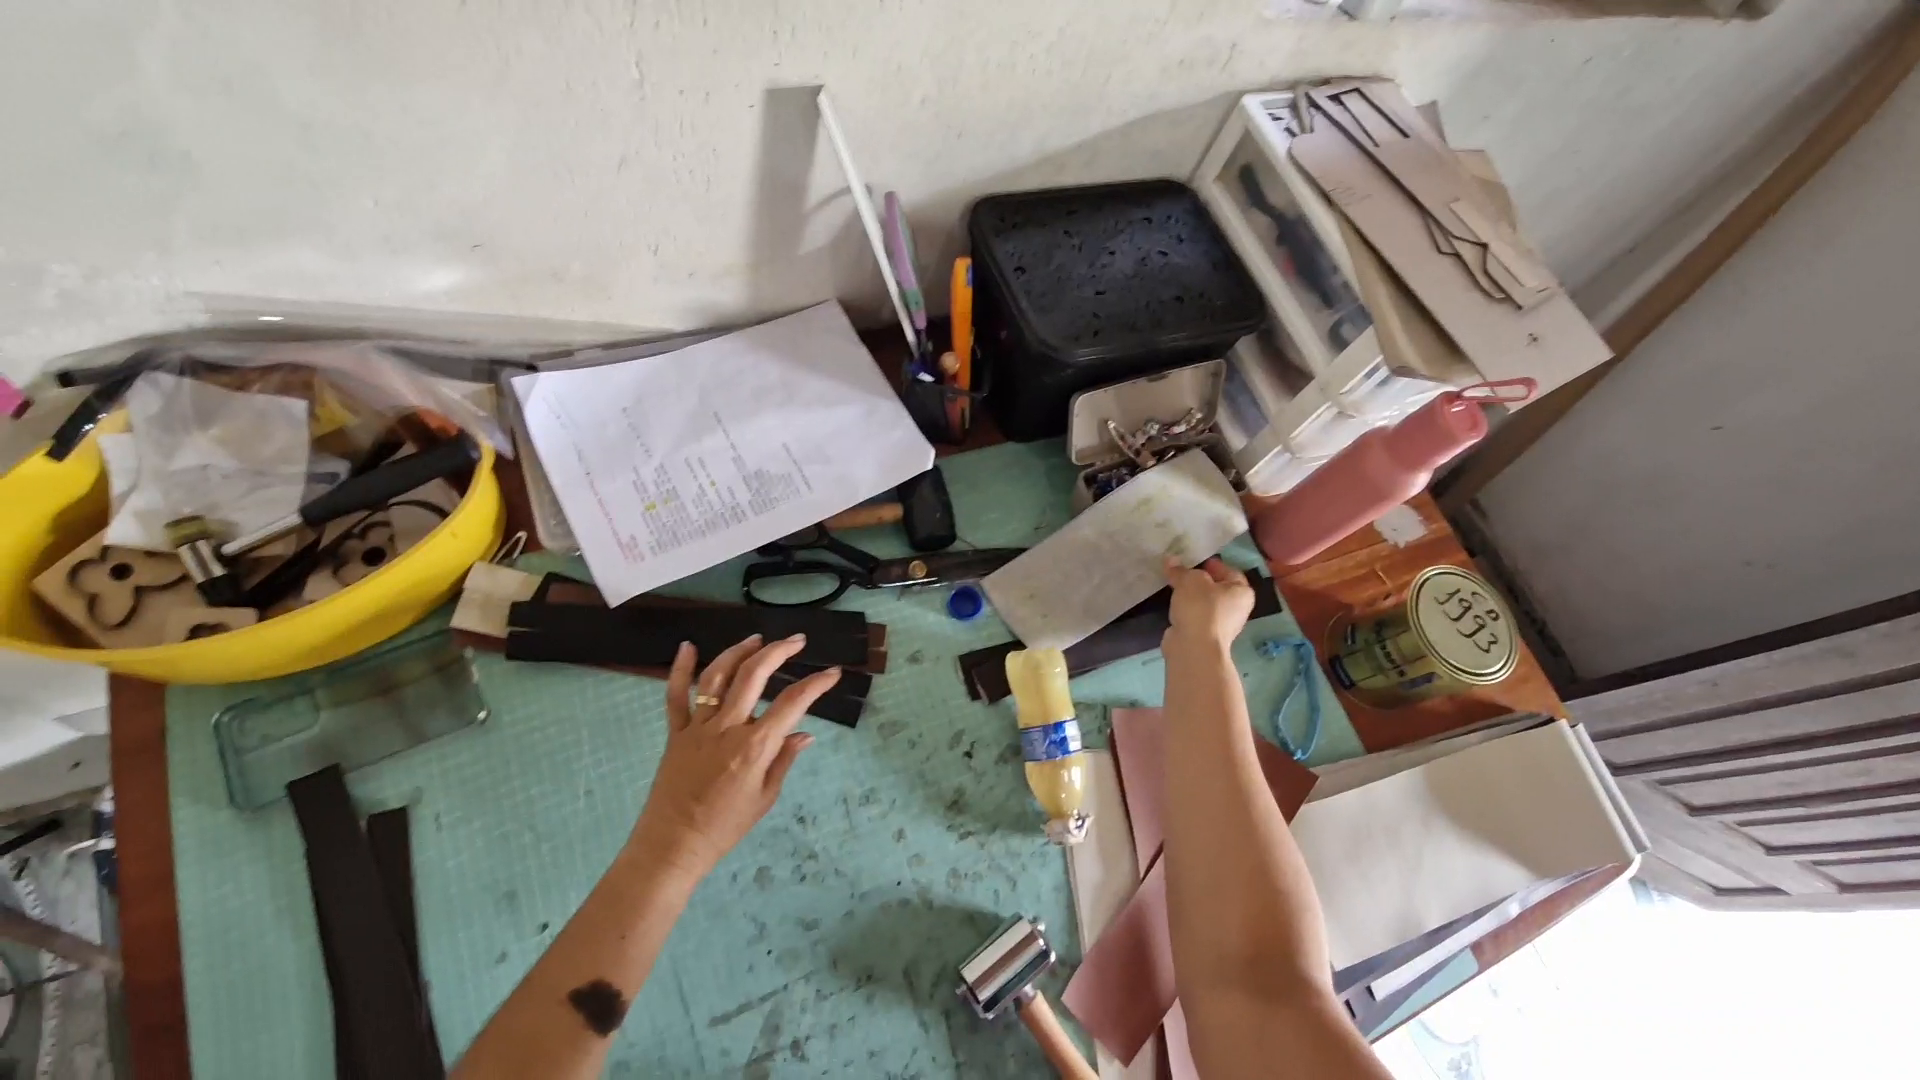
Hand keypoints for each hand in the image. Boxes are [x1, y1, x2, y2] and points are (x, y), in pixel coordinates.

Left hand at [627, 634, 841, 876]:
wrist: (673, 845)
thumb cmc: (725, 827)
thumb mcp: (766, 798)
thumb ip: (784, 759)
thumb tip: (804, 734)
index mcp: (754, 747)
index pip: (792, 703)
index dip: (816, 684)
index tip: (832, 673)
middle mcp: (727, 728)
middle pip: (754, 675)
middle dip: (779, 651)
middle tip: (796, 641)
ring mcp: (698, 727)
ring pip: (717, 676)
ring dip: (739, 651)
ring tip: (757, 638)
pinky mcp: (675, 733)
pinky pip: (675, 696)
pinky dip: (680, 669)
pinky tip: (688, 646)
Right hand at [1163, 557, 1254, 652]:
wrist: (1194, 647)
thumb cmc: (1201, 607)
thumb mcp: (1190, 580)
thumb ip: (1181, 569)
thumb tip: (1170, 559)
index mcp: (1242, 592)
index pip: (1229, 570)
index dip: (1210, 564)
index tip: (1191, 560)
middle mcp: (1237, 608)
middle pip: (1216, 587)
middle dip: (1198, 580)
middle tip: (1179, 571)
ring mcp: (1221, 624)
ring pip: (1205, 603)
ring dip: (1191, 596)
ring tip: (1173, 586)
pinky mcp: (1205, 635)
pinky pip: (1195, 616)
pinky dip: (1186, 610)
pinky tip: (1173, 605)